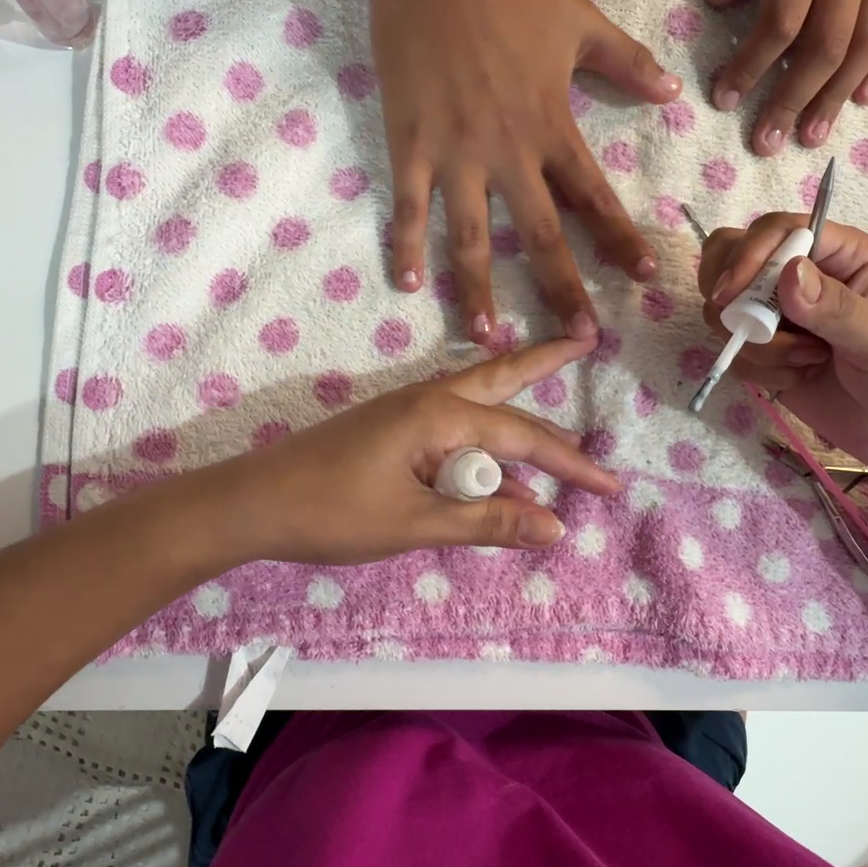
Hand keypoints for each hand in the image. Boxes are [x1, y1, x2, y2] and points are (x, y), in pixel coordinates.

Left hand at [206, 337, 618, 565]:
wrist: (255, 501)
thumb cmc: (333, 511)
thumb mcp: (415, 523)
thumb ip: (486, 521)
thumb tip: (555, 527)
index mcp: (439, 415)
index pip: (522, 436)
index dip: (570, 463)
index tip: (612, 485)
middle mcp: (429, 399)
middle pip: (503, 381)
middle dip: (547, 366)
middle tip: (587, 339)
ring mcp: (408, 410)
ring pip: (480, 398)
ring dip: (519, 403)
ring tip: (557, 393)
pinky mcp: (394, 428)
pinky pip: (456, 426)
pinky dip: (486, 440)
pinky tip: (500, 467)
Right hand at [368, 0, 682, 343]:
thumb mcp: (582, 20)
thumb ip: (627, 63)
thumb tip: (672, 97)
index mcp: (551, 125)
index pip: (593, 196)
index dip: (619, 239)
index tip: (642, 277)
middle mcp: (506, 154)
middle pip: (540, 235)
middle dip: (563, 288)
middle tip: (580, 337)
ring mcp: (454, 156)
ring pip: (471, 238)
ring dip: (480, 291)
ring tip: (488, 337)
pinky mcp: (410, 148)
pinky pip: (408, 208)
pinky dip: (405, 247)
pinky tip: (405, 285)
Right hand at [698, 216, 867, 473]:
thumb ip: (835, 307)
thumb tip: (788, 272)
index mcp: (842, 256)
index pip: (779, 231)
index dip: (749, 253)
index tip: (731, 292)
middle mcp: (805, 277)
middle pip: (733, 256)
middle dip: (733, 293)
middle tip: (745, 324)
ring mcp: (782, 316)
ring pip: (727, 307)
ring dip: (753, 339)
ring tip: (802, 361)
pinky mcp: (767, 352)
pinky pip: (734, 349)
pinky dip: (757, 368)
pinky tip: (797, 379)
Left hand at [704, 0, 867, 155]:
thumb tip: (720, 1)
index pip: (780, 21)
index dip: (751, 66)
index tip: (725, 99)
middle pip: (825, 46)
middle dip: (792, 100)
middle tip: (767, 143)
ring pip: (866, 45)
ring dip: (836, 97)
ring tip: (811, 137)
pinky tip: (863, 99)